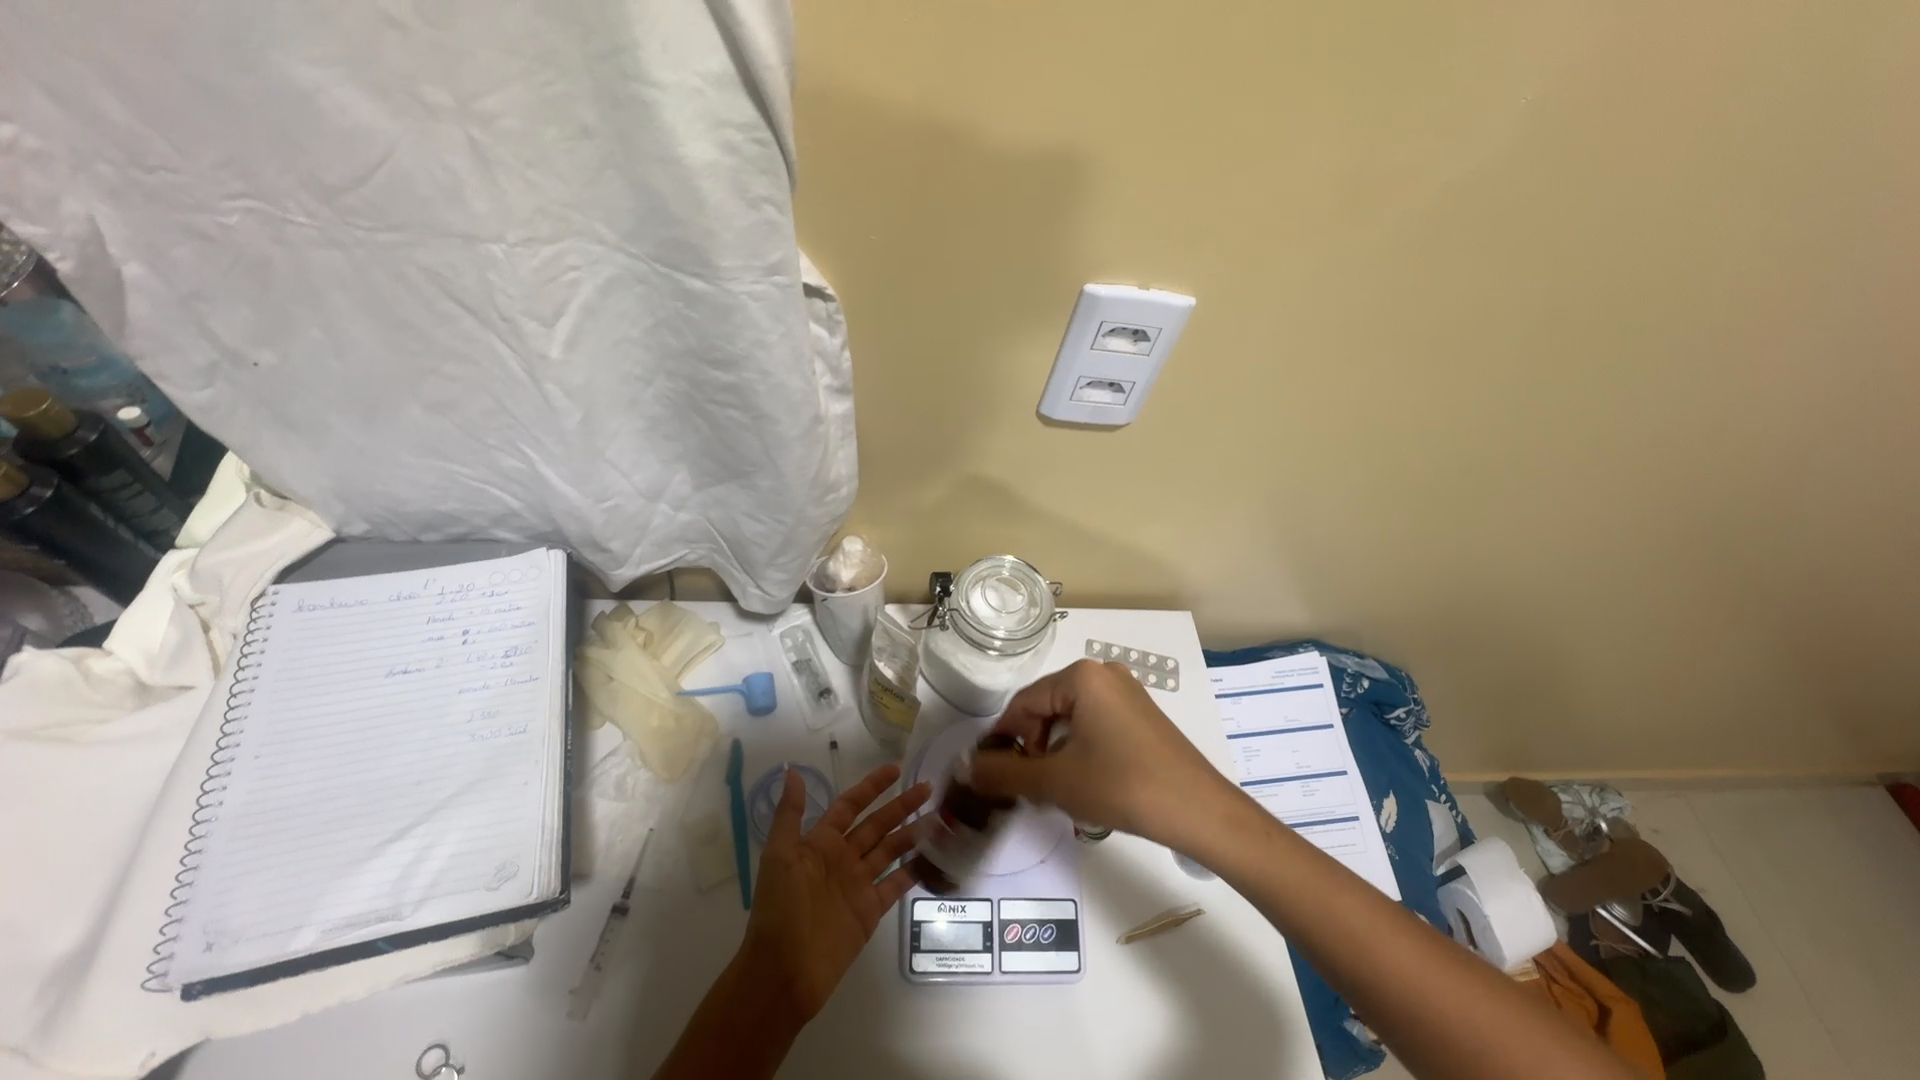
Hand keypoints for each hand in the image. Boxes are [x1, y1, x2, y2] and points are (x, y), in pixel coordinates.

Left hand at [735, 763, 930, 1022]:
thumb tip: (791, 770)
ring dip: (913, 833)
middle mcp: (842, 858)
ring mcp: (858, 884)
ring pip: (891, 850)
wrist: (784, 970)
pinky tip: (936, 856)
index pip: (850, 805)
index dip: (871, 787)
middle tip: (929, 788)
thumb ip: (790, 814)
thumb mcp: (779, 856)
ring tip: (940, 818)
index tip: (896, 769)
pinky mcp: (871, 910)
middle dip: (901, 806)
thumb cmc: (779, 909)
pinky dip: (916, 869)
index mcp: (819, 843)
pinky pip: (897, 882)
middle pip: (877, 824)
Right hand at [968, 659, 1235, 849]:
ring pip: (1070, 720)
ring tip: (1060, 791)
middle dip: (1032, 748)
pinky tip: (1087, 784)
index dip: (1005, 741)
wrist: (1198, 810)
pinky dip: (1081, 752)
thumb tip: (967, 768)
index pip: (1023, 704)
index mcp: (1081, 677)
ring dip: (1056, 753)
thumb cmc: (1122, 786)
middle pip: (1046, 709)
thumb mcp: (1055, 781)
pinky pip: (1095, 726)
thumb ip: (1004, 773)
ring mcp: (1128, 694)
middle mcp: (1104, 674)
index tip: (997, 777)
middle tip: (1032, 789)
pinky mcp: (1142, 716)